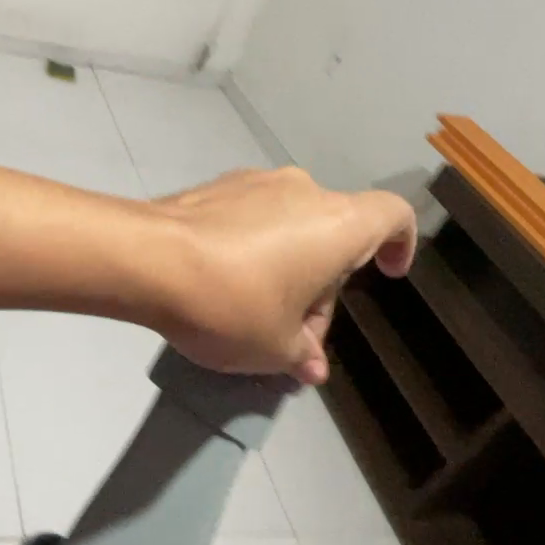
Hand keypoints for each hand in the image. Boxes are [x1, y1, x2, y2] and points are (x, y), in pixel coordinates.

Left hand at [153, 169, 416, 384]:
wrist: (146, 257)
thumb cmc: (230, 302)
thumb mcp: (275, 347)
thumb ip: (301, 352)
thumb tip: (307, 362)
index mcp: (335, 222)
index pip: (392, 215)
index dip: (399, 243)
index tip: (386, 274)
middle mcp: (299, 190)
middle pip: (331, 234)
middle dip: (321, 287)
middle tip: (291, 338)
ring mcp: (250, 182)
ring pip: (287, 226)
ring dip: (283, 268)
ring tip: (251, 318)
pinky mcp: (210, 187)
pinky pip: (247, 218)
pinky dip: (247, 249)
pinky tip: (219, 286)